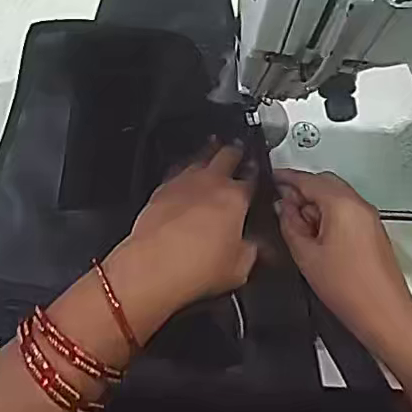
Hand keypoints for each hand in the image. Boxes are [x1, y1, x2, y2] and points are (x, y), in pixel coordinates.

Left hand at [105, 142, 258, 325]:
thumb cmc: (194, 265)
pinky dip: (184, 166)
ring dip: (209, 150)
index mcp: (235, 198)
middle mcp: (210, 183)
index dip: (257, 173)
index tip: (257, 172)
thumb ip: (251, 250)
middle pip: (227, 156)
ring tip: (214, 145)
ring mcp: (184, 182)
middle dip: (235, 151)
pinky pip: (176, 168)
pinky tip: (183, 167)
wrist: (155, 264)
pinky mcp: (162, 188)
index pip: (252, 178)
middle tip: (238, 148)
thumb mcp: (239, 267)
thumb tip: (252, 249)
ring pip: (200, 156)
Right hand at [274, 169, 411, 346]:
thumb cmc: (352, 290)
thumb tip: (284, 208)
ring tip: (300, 228)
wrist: (384, 316)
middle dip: (302, 190)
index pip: (308, 179)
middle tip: (282, 205)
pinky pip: (347, 211)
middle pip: (324, 182)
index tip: (273, 178)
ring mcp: (369, 218)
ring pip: (336, 196)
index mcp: (342, 205)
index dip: (286, 177)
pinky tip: (317, 239)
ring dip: (316, 204)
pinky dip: (330, 215)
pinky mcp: (373, 232)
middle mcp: (359, 206)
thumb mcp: (304, 254)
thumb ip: (289, 223)